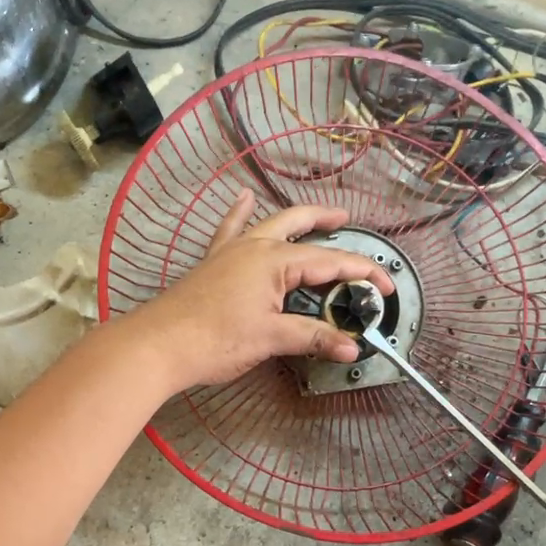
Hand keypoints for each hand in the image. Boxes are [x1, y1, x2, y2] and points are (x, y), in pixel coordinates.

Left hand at [119, 191, 396, 389]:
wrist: (159, 345)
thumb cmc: (214, 340)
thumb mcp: (271, 338)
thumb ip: (313, 338)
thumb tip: (350, 347)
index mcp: (274, 261)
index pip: (330, 262)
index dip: (362, 272)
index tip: (385, 285)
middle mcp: (253, 247)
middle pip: (299, 225)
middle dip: (326, 222)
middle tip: (348, 221)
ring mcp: (229, 252)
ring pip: (268, 223)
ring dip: (293, 218)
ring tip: (311, 213)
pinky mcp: (212, 263)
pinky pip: (230, 229)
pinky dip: (239, 214)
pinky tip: (242, 198)